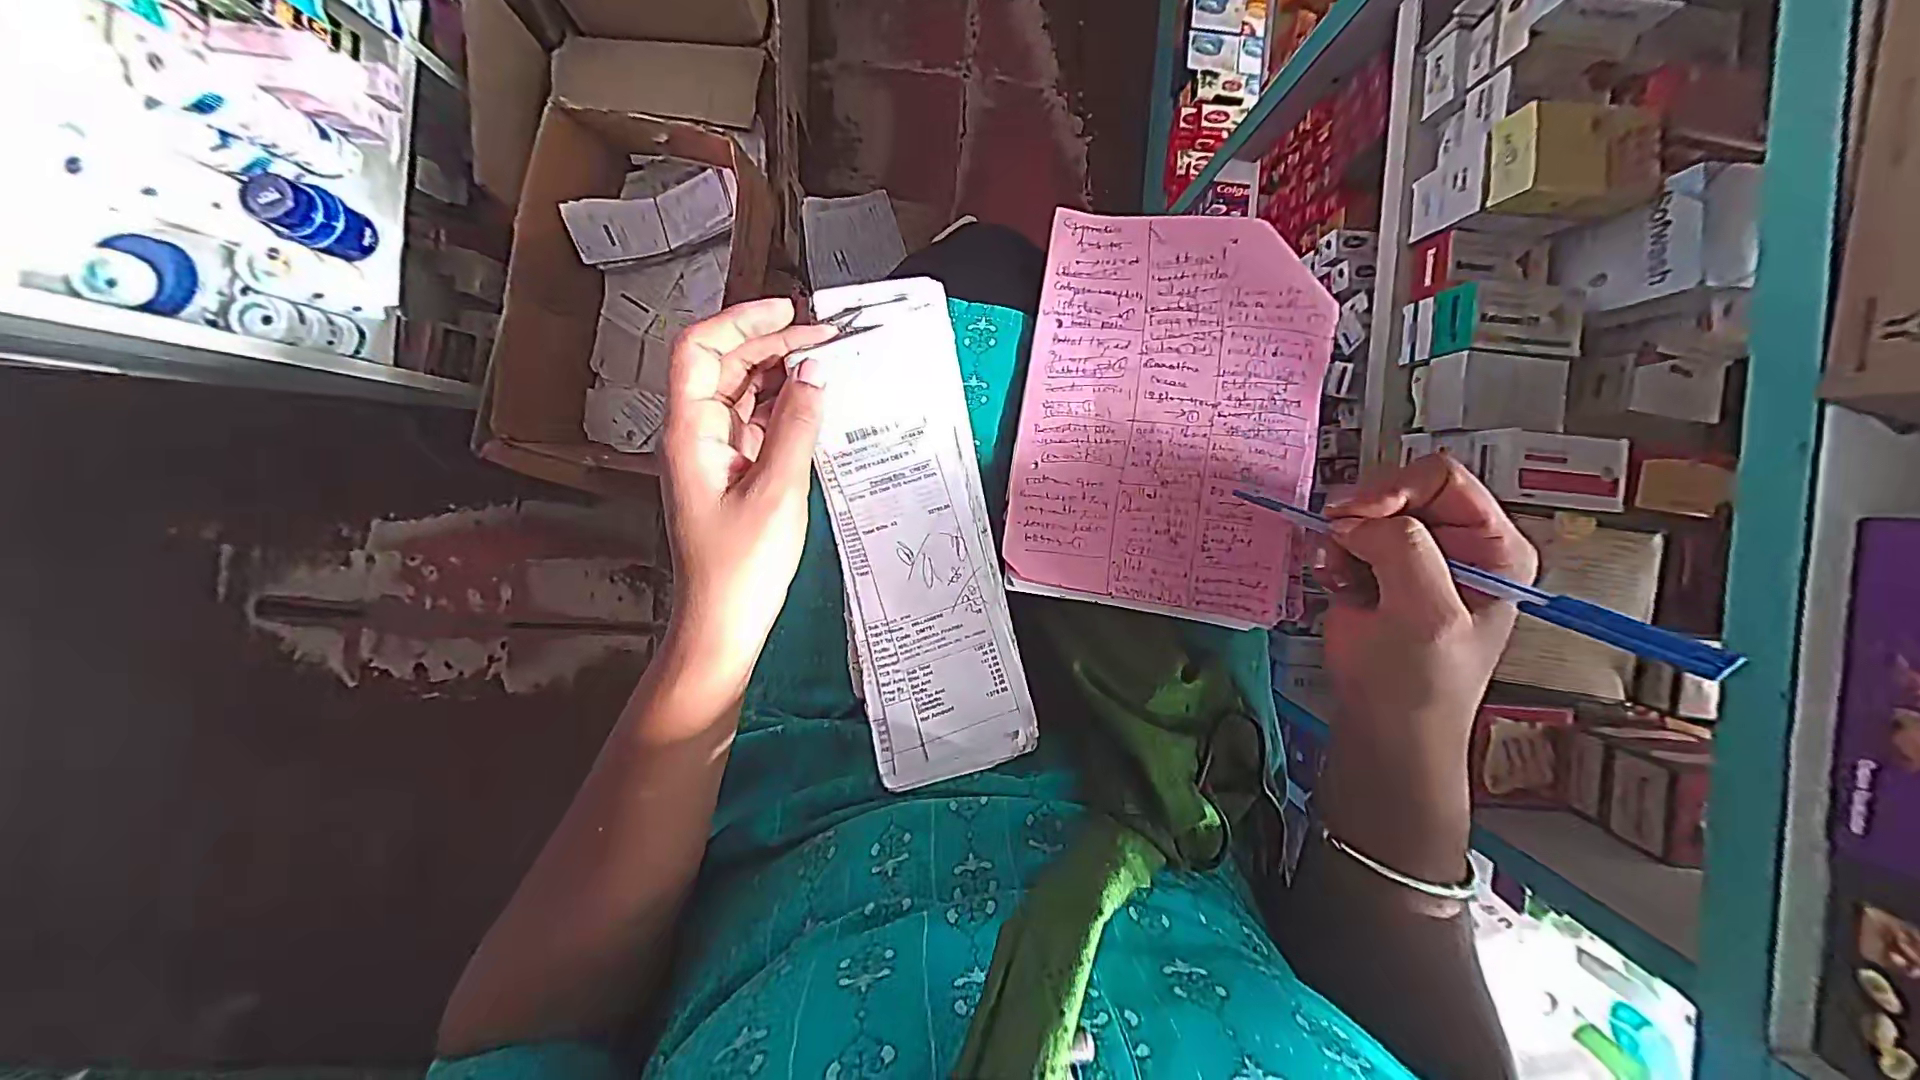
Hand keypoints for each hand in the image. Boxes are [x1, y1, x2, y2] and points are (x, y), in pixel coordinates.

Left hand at [660, 298, 836, 698]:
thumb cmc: (738, 569)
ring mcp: (717, 454)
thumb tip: (813, 376)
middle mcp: (697, 436)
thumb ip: (797, 426)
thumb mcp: (778, 490)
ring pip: (745, 393)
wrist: (724, 619)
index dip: (740, 321)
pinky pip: (759, 424)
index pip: (700, 349)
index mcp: (690, 433)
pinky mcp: (736, 473)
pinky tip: (814, 406)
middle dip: (772, 345)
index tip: (784, 311)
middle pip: (726, 367)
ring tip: (823, 366)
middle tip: (820, 339)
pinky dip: (786, 409)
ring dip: (781, 375)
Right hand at [1314, 453, 1537, 879]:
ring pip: (1361, 514)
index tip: (1356, 516)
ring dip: (1340, 540)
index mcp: (1490, 545)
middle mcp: (1451, 542)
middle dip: (1361, 515)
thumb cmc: (1419, 680)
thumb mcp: (1428, 615)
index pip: (1443, 479)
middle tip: (1335, 541)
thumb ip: (1402, 552)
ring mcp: (1407, 555)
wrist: (1382, 722)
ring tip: (1338, 577)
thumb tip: (1353, 521)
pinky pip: (1340, 539)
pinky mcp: (1369, 569)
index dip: (1395, 488)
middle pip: (1398, 490)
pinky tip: (1334, 585)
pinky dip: (1328, 556)